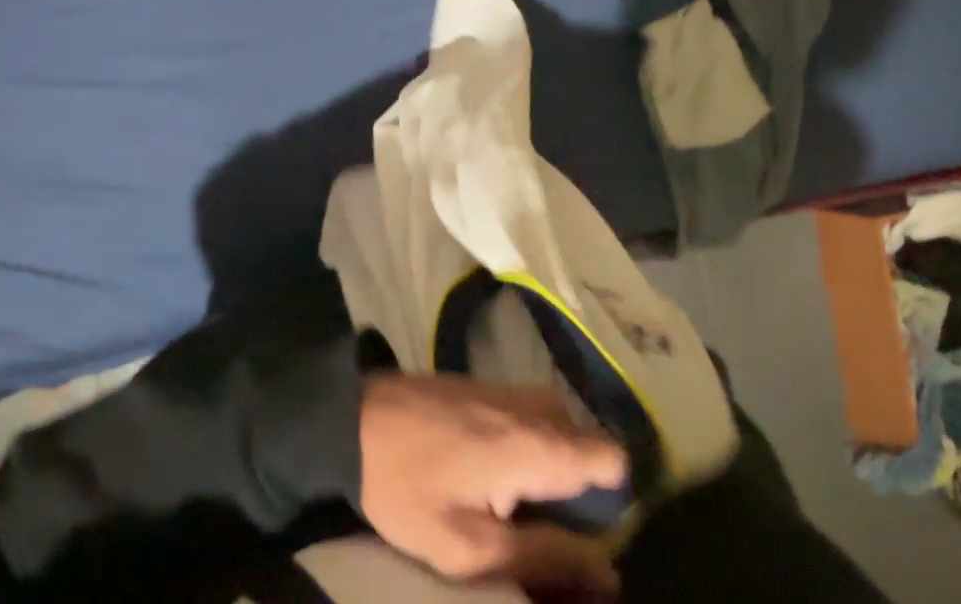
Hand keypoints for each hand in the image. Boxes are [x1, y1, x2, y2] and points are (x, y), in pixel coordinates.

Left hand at [358, 375, 626, 592]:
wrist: (346, 419)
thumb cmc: (403, 486)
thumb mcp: (467, 546)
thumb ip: (543, 558)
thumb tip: (608, 575)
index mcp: (539, 445)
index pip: (614, 462)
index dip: (611, 502)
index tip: (584, 534)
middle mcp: (535, 408)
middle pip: (586, 451)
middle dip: (574, 492)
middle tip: (536, 528)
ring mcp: (509, 390)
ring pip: (557, 434)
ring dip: (544, 470)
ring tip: (505, 505)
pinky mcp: (485, 385)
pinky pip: (528, 420)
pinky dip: (522, 448)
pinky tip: (483, 474)